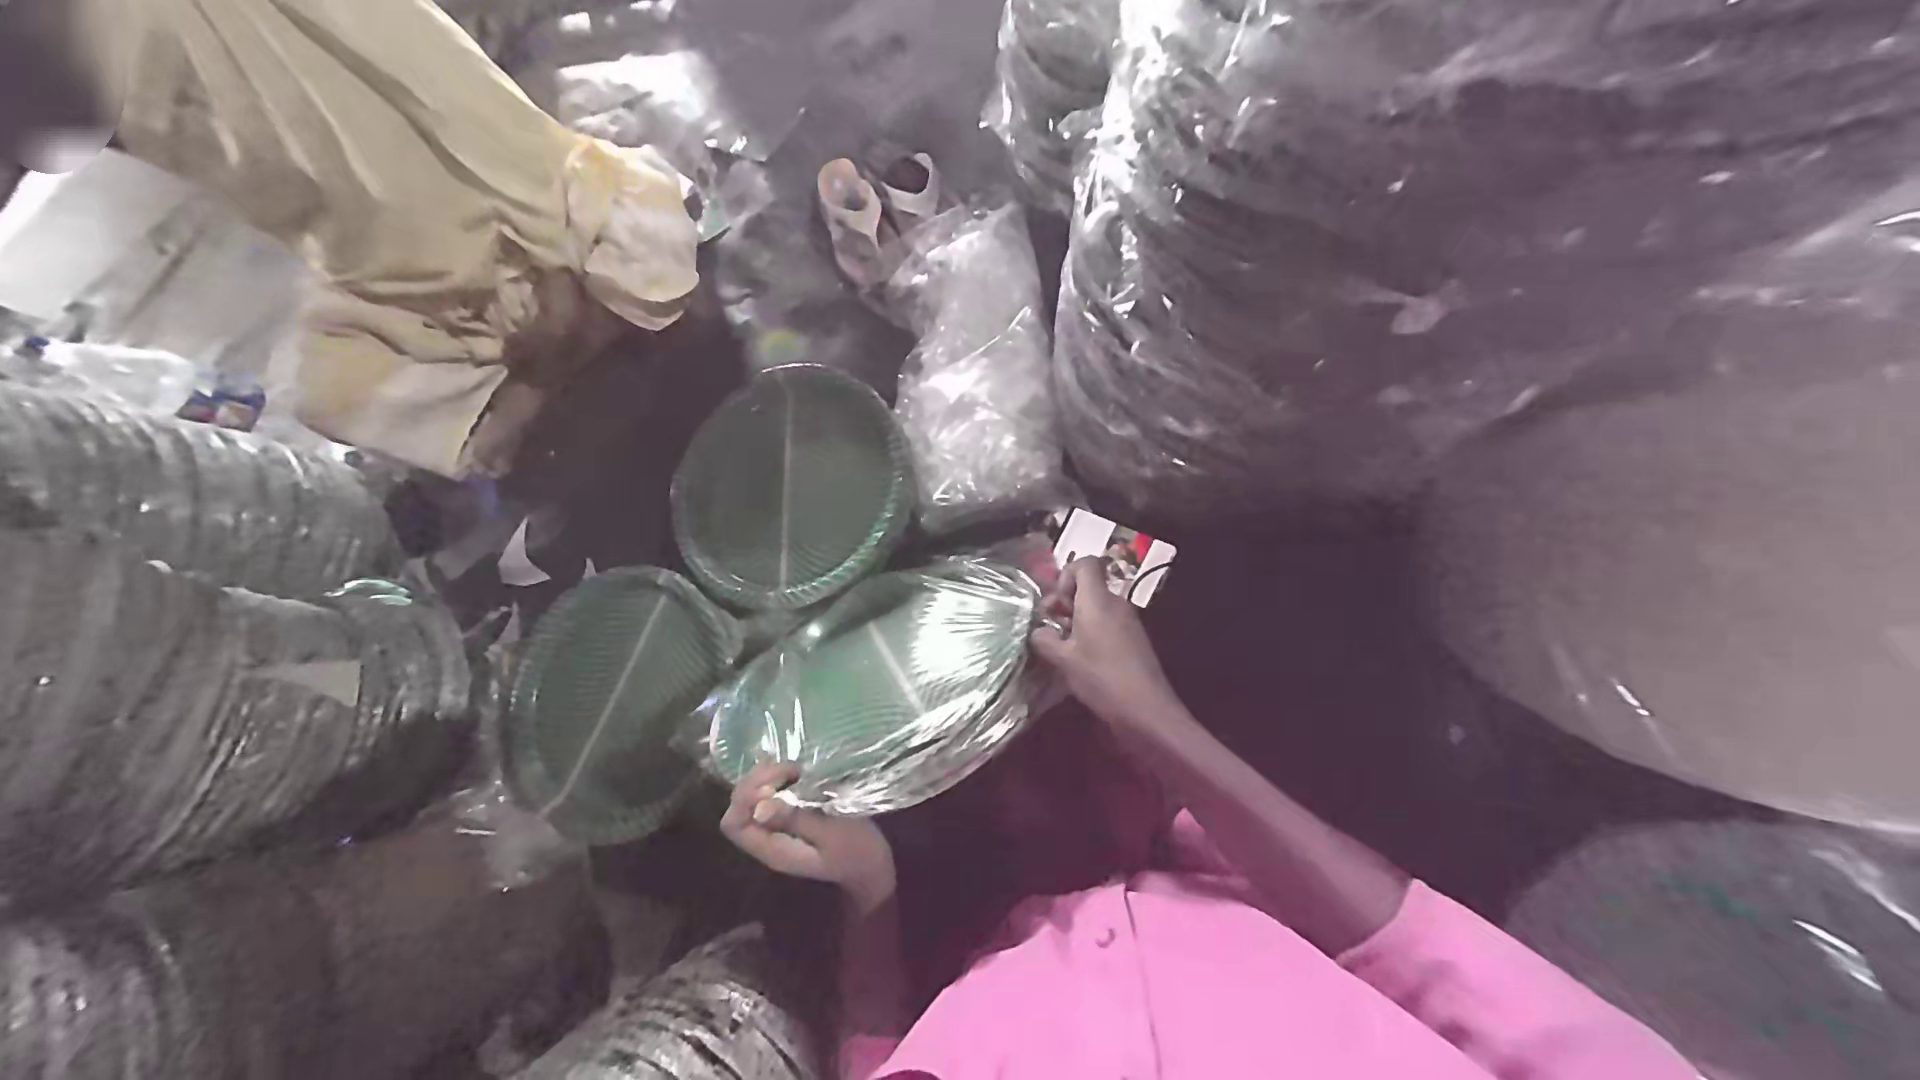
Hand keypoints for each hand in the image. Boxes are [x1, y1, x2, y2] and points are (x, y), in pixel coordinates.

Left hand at [720, 763, 895, 911]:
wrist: (871, 863)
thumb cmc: (856, 849)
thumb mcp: (832, 833)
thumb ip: (797, 820)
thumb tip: (760, 806)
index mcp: (773, 849)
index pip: (734, 824)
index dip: (745, 798)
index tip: (776, 784)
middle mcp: (767, 839)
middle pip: (738, 806)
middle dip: (757, 781)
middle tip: (790, 769)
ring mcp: (776, 827)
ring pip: (750, 796)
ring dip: (767, 776)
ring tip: (795, 768)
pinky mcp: (787, 816)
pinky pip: (767, 794)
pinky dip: (776, 777)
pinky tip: (795, 771)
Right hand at [1030, 556, 1182, 730]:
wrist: (1147, 710)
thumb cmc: (1102, 678)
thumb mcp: (1064, 661)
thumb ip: (1045, 640)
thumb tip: (1039, 632)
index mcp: (1097, 601)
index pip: (1085, 563)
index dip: (1065, 575)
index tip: (1055, 603)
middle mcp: (1114, 603)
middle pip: (1087, 586)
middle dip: (1064, 602)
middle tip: (1050, 628)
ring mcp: (1126, 621)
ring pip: (1095, 606)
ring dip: (1075, 619)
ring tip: (1061, 646)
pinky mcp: (1132, 639)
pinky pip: (1105, 622)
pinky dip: (1089, 632)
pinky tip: (1080, 658)